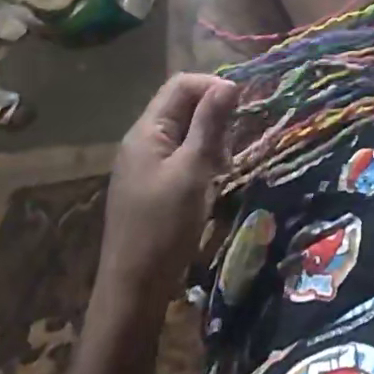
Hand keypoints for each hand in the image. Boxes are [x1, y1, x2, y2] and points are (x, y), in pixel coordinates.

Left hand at [100, 73, 239, 295]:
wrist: (132, 290)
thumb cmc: (163, 227)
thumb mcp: (193, 171)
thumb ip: (209, 124)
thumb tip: (228, 83)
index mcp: (146, 131)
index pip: (181, 85)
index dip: (212, 86)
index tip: (241, 106)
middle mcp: (142, 140)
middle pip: (182, 105)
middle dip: (213, 114)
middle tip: (233, 142)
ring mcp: (145, 163)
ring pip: (184, 131)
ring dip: (209, 138)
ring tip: (224, 165)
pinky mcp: (151, 184)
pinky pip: (180, 154)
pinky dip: (200, 158)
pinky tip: (212, 180)